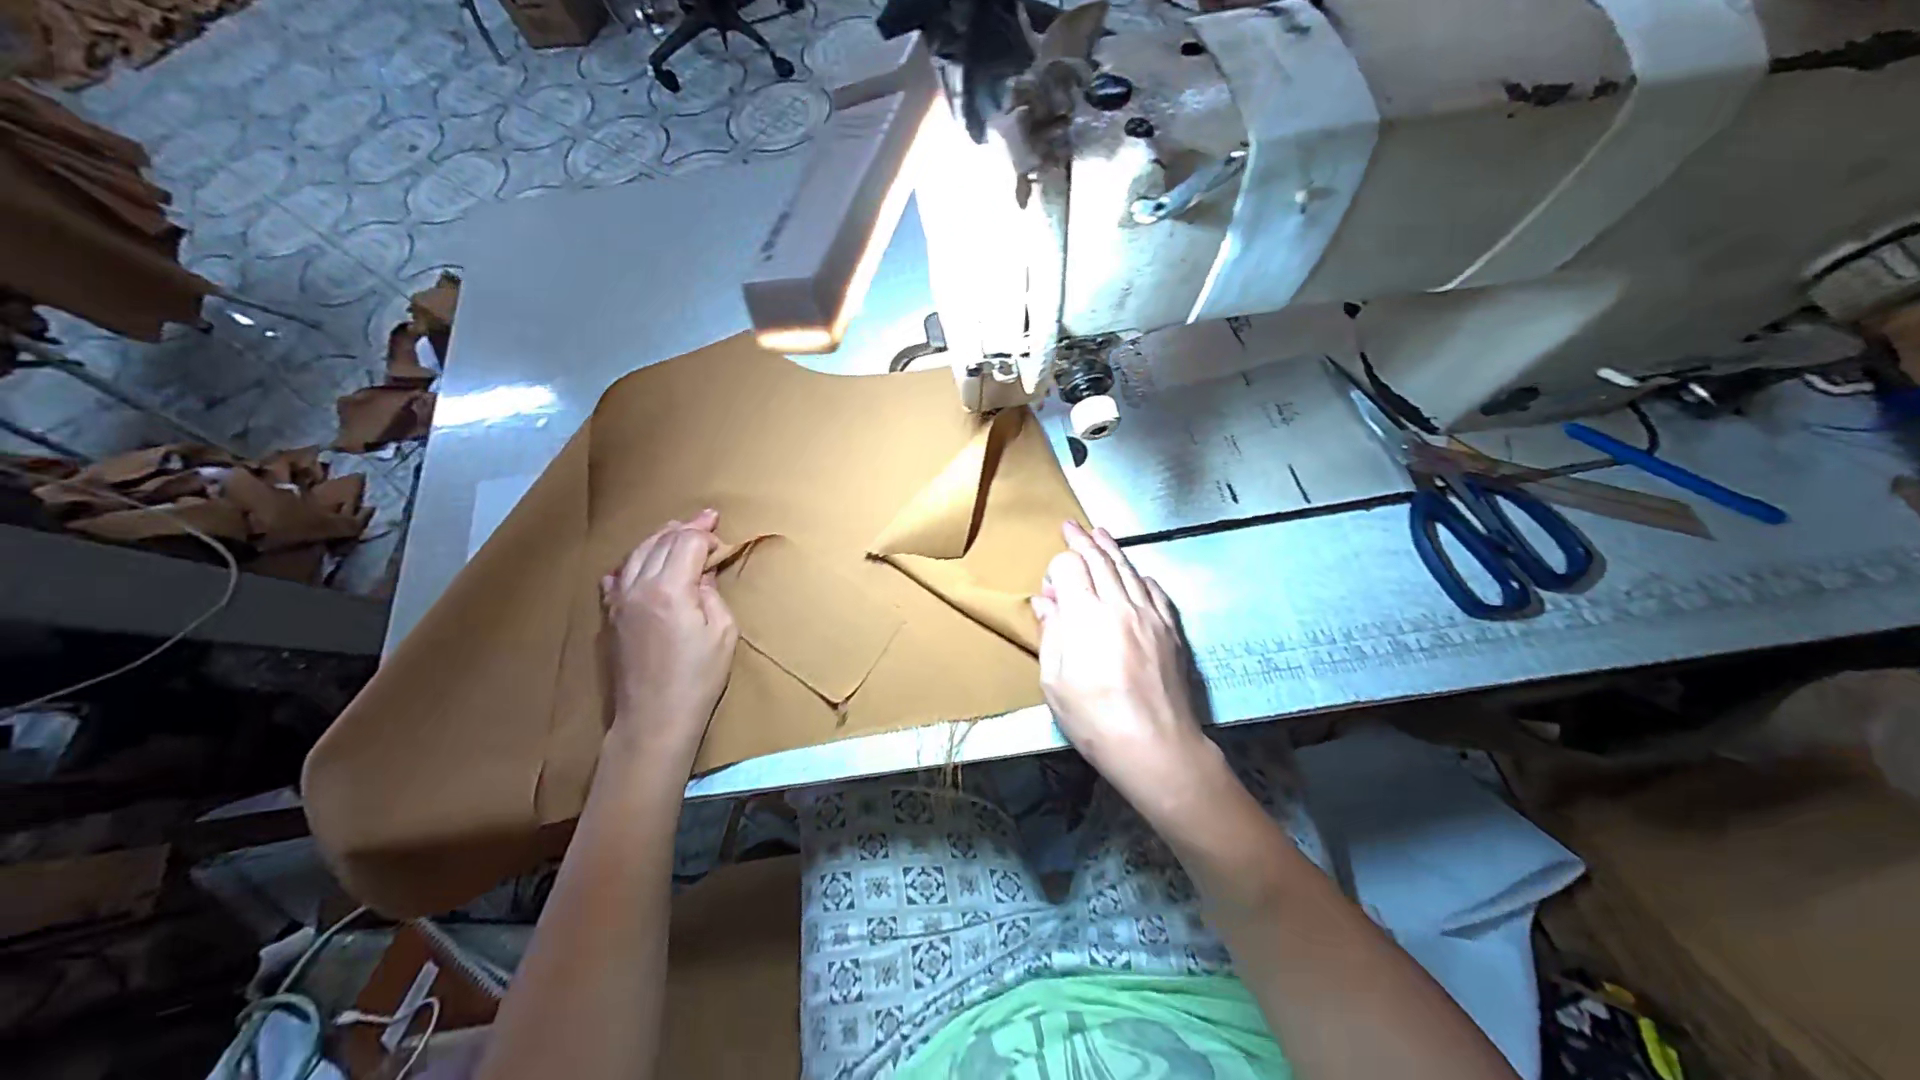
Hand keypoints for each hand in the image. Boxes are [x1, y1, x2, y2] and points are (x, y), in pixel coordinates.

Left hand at [601, 509, 738, 768]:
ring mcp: (618, 602)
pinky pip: (616, 578)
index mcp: (669, 589)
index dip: (705, 534)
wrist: (654, 717)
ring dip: (657, 539)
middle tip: (705, 520)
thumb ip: (711, 593)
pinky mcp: (610, 618)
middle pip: (659, 542)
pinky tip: (637, 564)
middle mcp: (638, 587)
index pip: (686, 542)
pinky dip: (631, 563)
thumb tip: (702, 572)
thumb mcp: (722, 632)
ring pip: (635, 554)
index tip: (720, 535)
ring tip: (674, 531)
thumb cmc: (698, 678)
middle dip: (684, 528)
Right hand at [1030, 521, 1217, 803]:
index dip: (1059, 566)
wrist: (1155, 745)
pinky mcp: (1171, 630)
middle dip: (1083, 541)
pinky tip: (1136, 573)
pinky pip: (1155, 591)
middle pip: (1101, 560)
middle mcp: (1120, 605)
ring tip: (1101, 533)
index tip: (1051, 581)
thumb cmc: (1094, 719)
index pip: (1071, 566)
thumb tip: (1046, 602)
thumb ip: (1051, 635)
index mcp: (1086, 616)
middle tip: (1072, 526)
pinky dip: (1141, 576)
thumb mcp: (1055, 682)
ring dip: (1112, 549)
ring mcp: (1150, 616)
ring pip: (1129, 570)